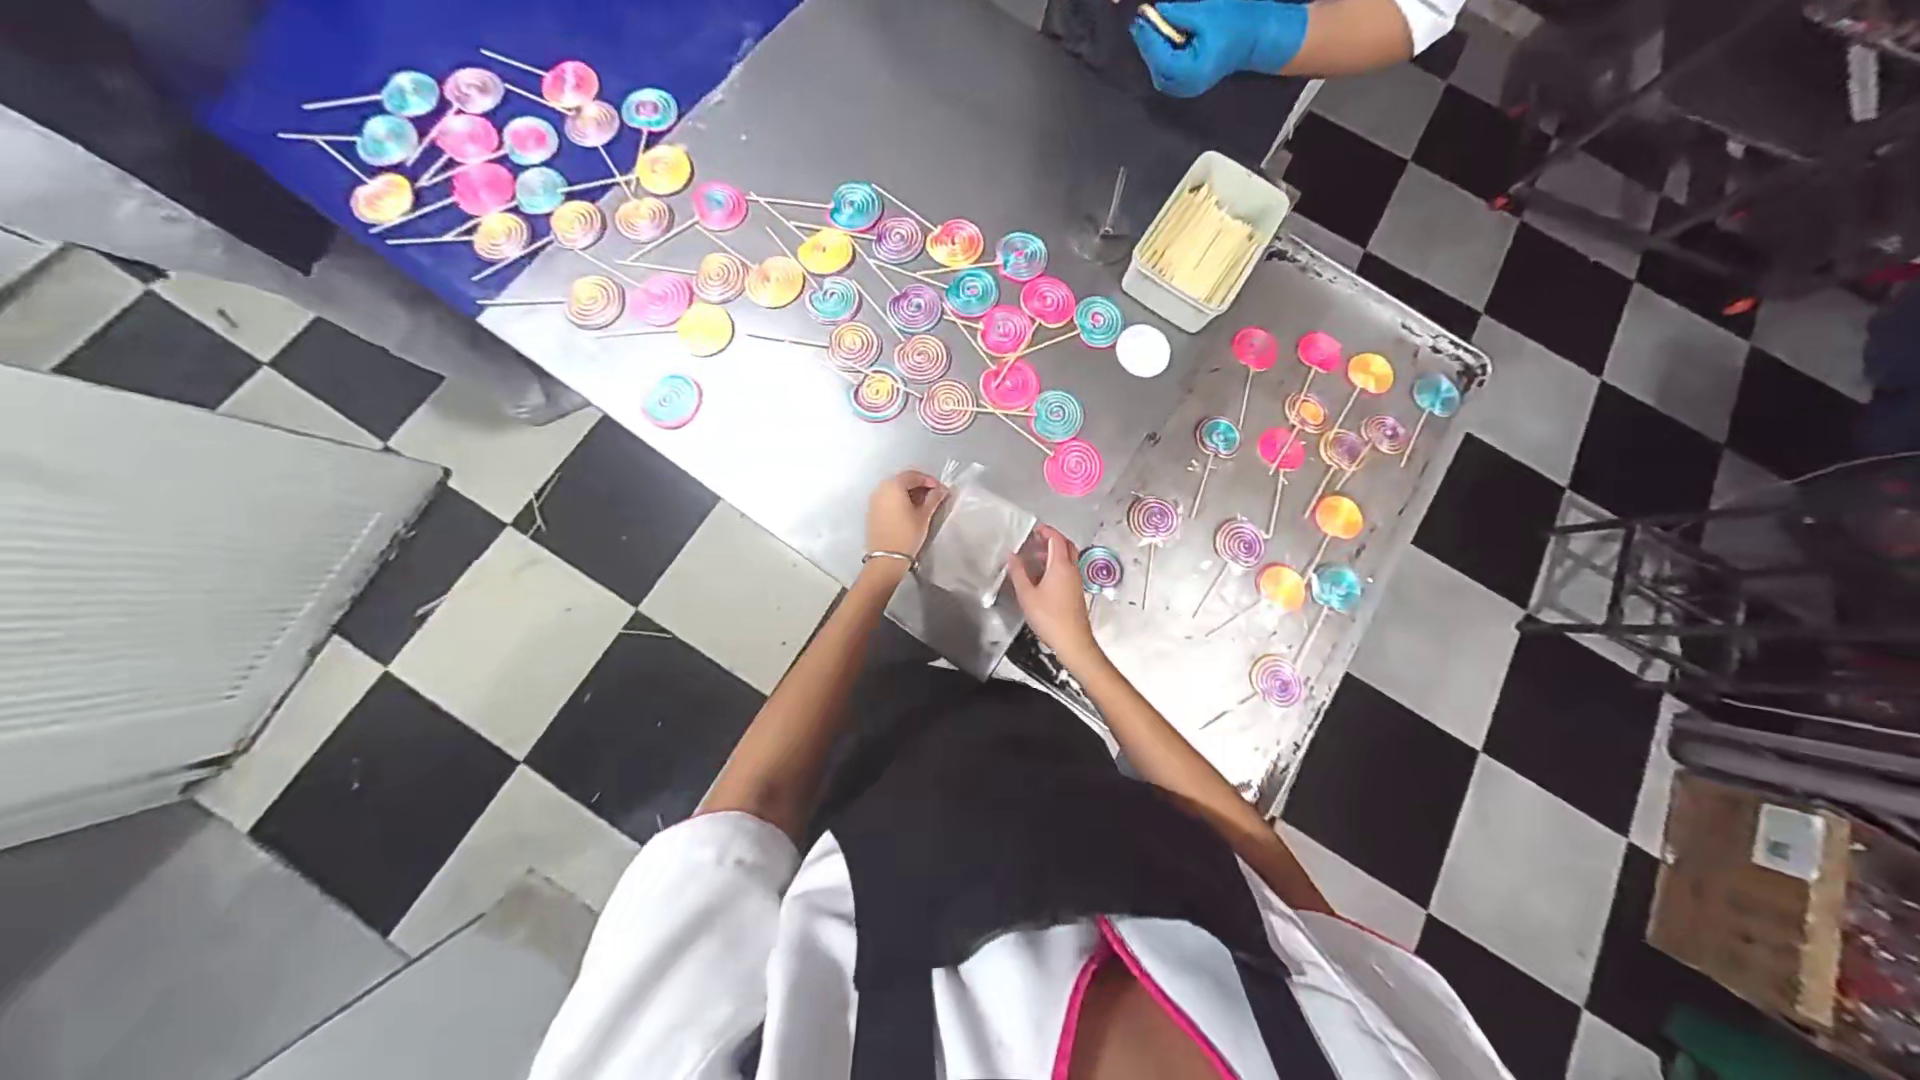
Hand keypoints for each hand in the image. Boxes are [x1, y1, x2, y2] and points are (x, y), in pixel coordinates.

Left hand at [866, 469, 948, 562]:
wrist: (886, 558)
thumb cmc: (907, 535)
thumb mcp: (924, 515)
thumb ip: (933, 498)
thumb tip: (941, 489)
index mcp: (893, 486)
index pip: (913, 475)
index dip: (929, 480)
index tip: (940, 489)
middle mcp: (881, 489)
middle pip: (903, 480)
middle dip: (919, 485)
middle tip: (933, 495)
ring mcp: (874, 500)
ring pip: (894, 490)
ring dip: (909, 493)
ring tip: (923, 504)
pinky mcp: (872, 511)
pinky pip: (888, 499)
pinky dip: (899, 500)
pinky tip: (909, 510)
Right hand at [1008, 524, 1099, 663]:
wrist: (1072, 641)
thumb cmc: (1049, 617)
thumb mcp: (1027, 595)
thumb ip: (1018, 573)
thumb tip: (1012, 555)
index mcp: (1061, 566)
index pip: (1057, 539)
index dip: (1046, 531)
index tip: (1034, 528)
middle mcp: (1072, 569)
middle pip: (1066, 546)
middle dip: (1052, 539)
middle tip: (1036, 539)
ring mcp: (1076, 581)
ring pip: (1068, 558)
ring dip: (1053, 553)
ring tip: (1034, 556)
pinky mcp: (1075, 591)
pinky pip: (1067, 570)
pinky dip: (1056, 565)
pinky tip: (1041, 575)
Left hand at [1129, 0, 1309, 97]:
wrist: (1256, 38)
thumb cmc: (1236, 21)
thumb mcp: (1206, 12)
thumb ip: (1179, 14)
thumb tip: (1156, 10)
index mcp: (1193, 71)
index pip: (1162, 60)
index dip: (1148, 39)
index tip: (1140, 19)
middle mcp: (1188, 86)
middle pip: (1158, 69)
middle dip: (1148, 45)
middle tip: (1139, 22)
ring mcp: (1188, 88)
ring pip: (1160, 74)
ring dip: (1152, 52)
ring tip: (1147, 29)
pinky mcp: (1188, 84)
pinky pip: (1167, 75)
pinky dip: (1160, 58)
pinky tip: (1158, 41)